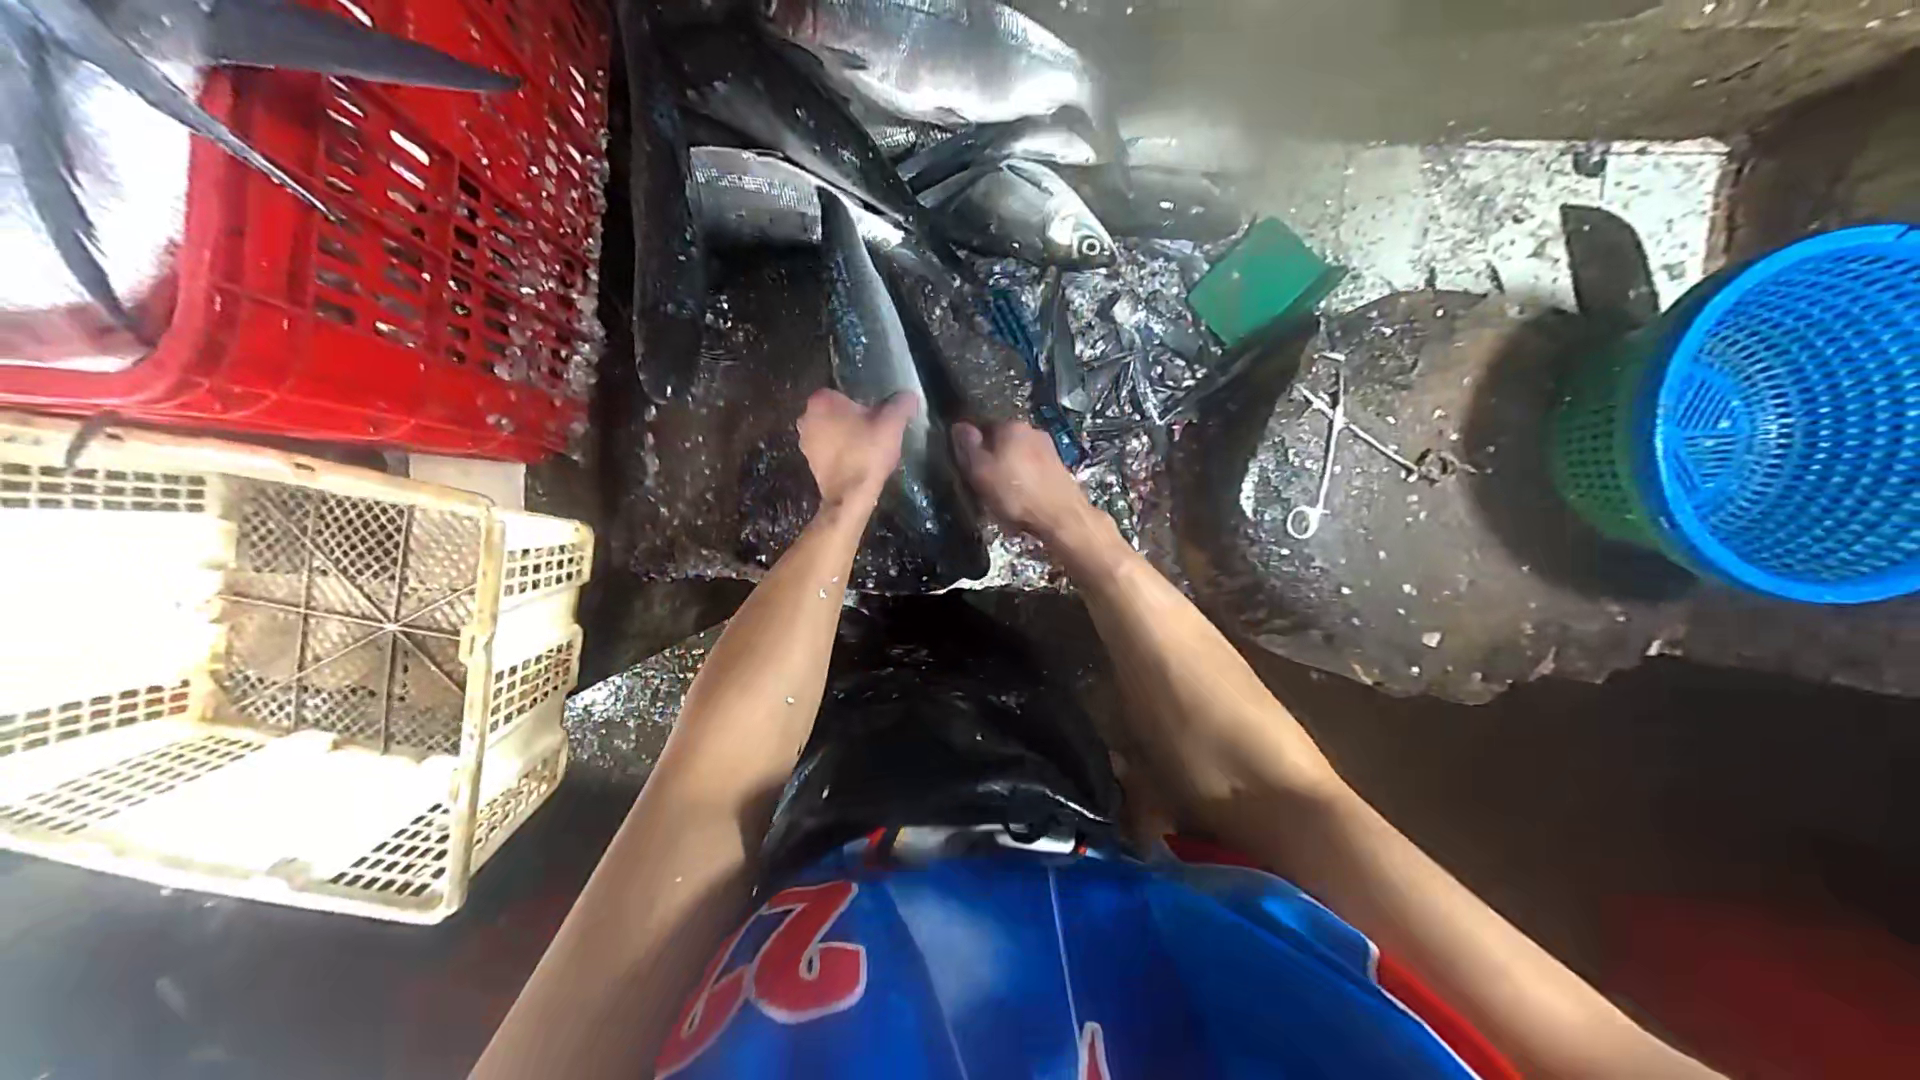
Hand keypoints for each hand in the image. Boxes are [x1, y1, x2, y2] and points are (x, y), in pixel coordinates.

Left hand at [798, 388, 915, 510]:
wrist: (850, 495)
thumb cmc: (867, 452)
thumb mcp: (892, 424)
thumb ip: (901, 404)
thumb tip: (908, 396)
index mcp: (822, 400)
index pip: (845, 393)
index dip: (865, 405)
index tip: (879, 418)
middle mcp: (806, 417)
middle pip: (838, 413)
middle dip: (854, 420)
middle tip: (875, 433)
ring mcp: (805, 442)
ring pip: (832, 432)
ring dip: (847, 438)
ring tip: (869, 450)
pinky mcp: (810, 463)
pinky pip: (830, 452)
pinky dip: (842, 455)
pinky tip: (859, 463)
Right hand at [951, 420, 1100, 543]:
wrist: (1063, 519)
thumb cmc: (1017, 495)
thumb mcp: (980, 472)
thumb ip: (967, 447)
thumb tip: (959, 427)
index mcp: (1011, 425)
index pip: (981, 427)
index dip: (971, 450)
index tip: (968, 470)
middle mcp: (1033, 431)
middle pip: (1002, 444)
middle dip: (992, 462)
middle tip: (984, 487)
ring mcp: (1049, 450)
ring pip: (1018, 460)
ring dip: (1009, 475)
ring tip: (1004, 499)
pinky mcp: (1060, 470)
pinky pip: (1032, 474)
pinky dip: (1025, 485)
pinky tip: (1023, 503)